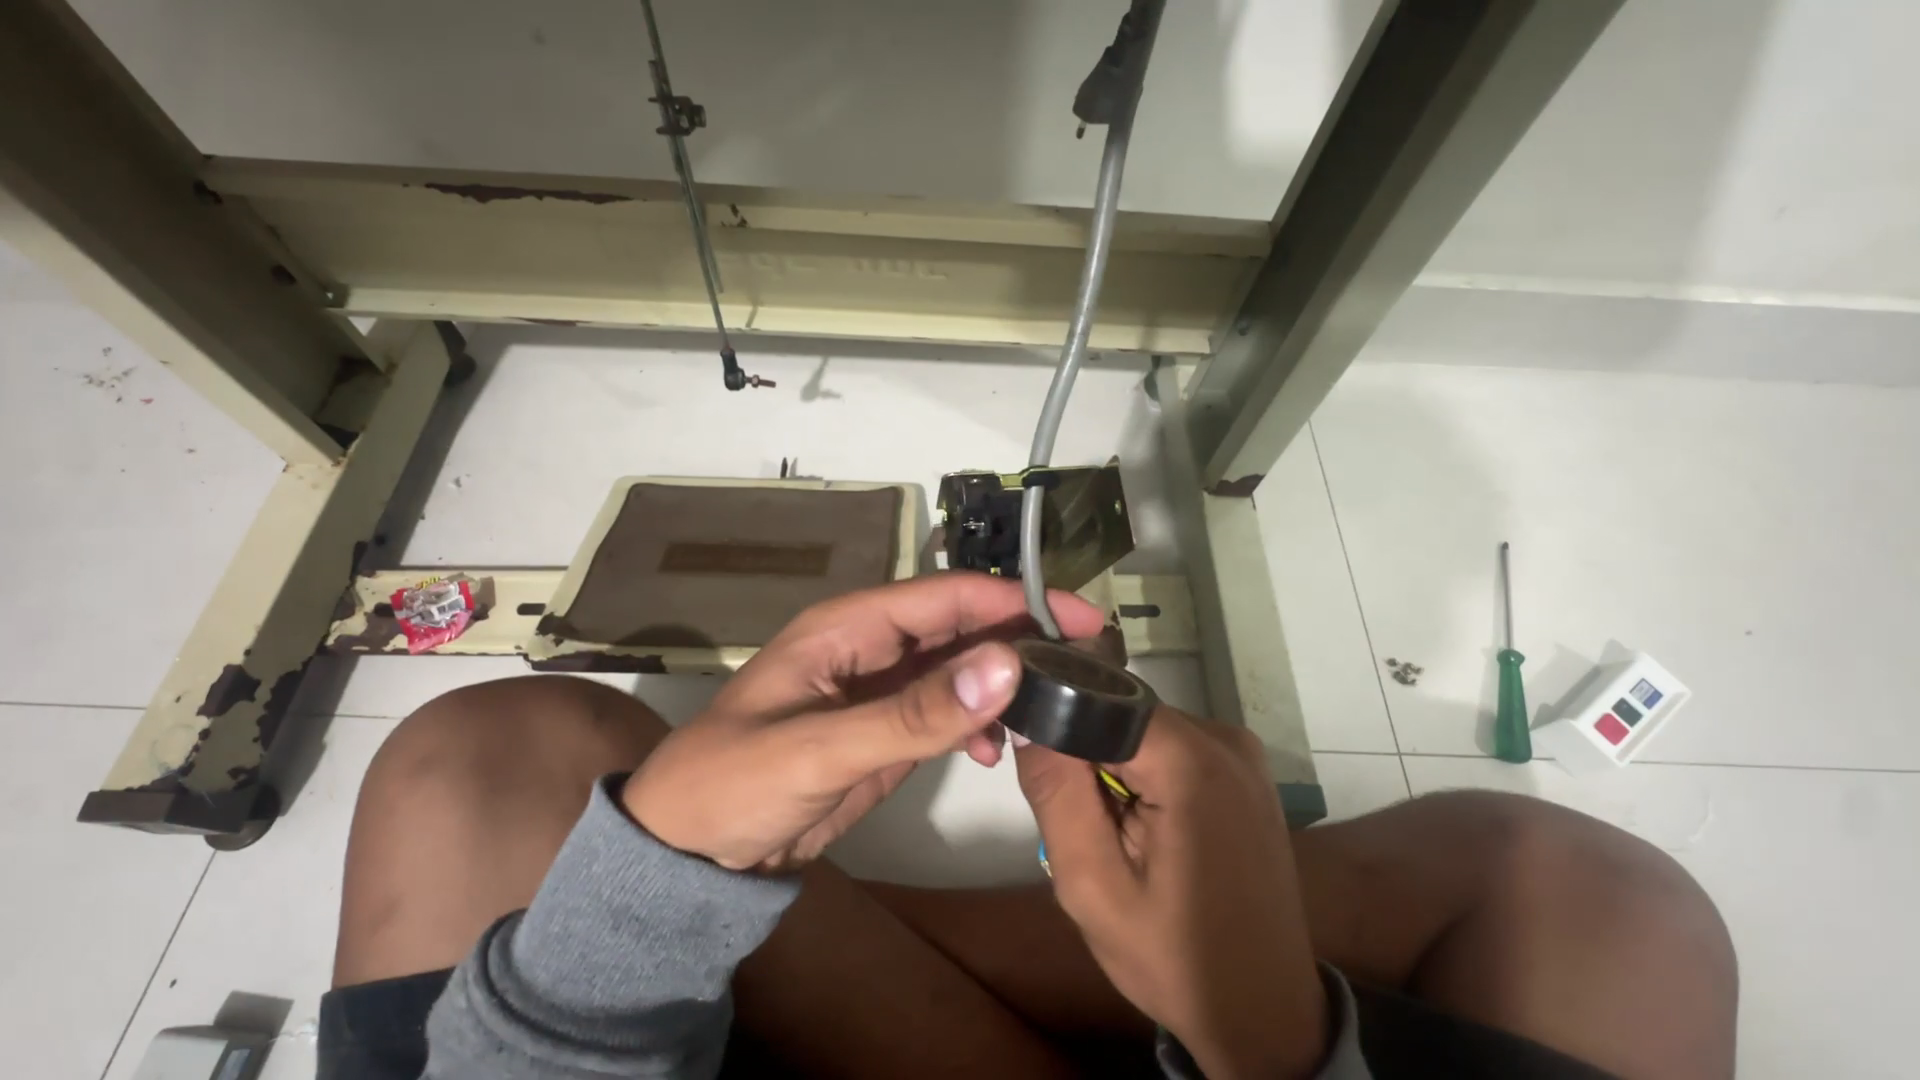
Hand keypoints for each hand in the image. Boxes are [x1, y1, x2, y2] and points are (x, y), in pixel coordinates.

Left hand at [622, 573, 1104, 872]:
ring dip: (1006, 684)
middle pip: (963, 626)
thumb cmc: (735, 783)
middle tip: (1085, 666)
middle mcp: (873, 647)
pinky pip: (950, 713)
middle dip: (1022, 640)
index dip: (1016, 601)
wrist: (691, 852)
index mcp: (850, 627)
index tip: (1084, 619)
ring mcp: (884, 691)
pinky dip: (980, 724)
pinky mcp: (889, 732)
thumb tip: (1006, 665)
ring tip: (1051, 712)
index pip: (947, 596)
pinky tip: (996, 750)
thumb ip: (913, 712)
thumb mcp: (821, 749)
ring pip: (963, 669)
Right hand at [1016, 708, 1328, 1079]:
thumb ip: (1056, 793)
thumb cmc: (1174, 956)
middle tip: (1081, 823)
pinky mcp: (1247, 773)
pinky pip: (1174, 752)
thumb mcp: (1091, 884)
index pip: (1100, 701)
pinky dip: (1147, 779)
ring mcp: (1244, 754)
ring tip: (1114, 834)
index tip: (1039, 774)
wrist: (1262, 1011)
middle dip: (1087, 756)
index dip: (1059, 728)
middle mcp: (1226, 738)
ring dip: (1115, 769)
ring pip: (1145, 734)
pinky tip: (1148, 831)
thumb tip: (1028, 721)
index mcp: (1192, 760)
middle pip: (1124, 716)